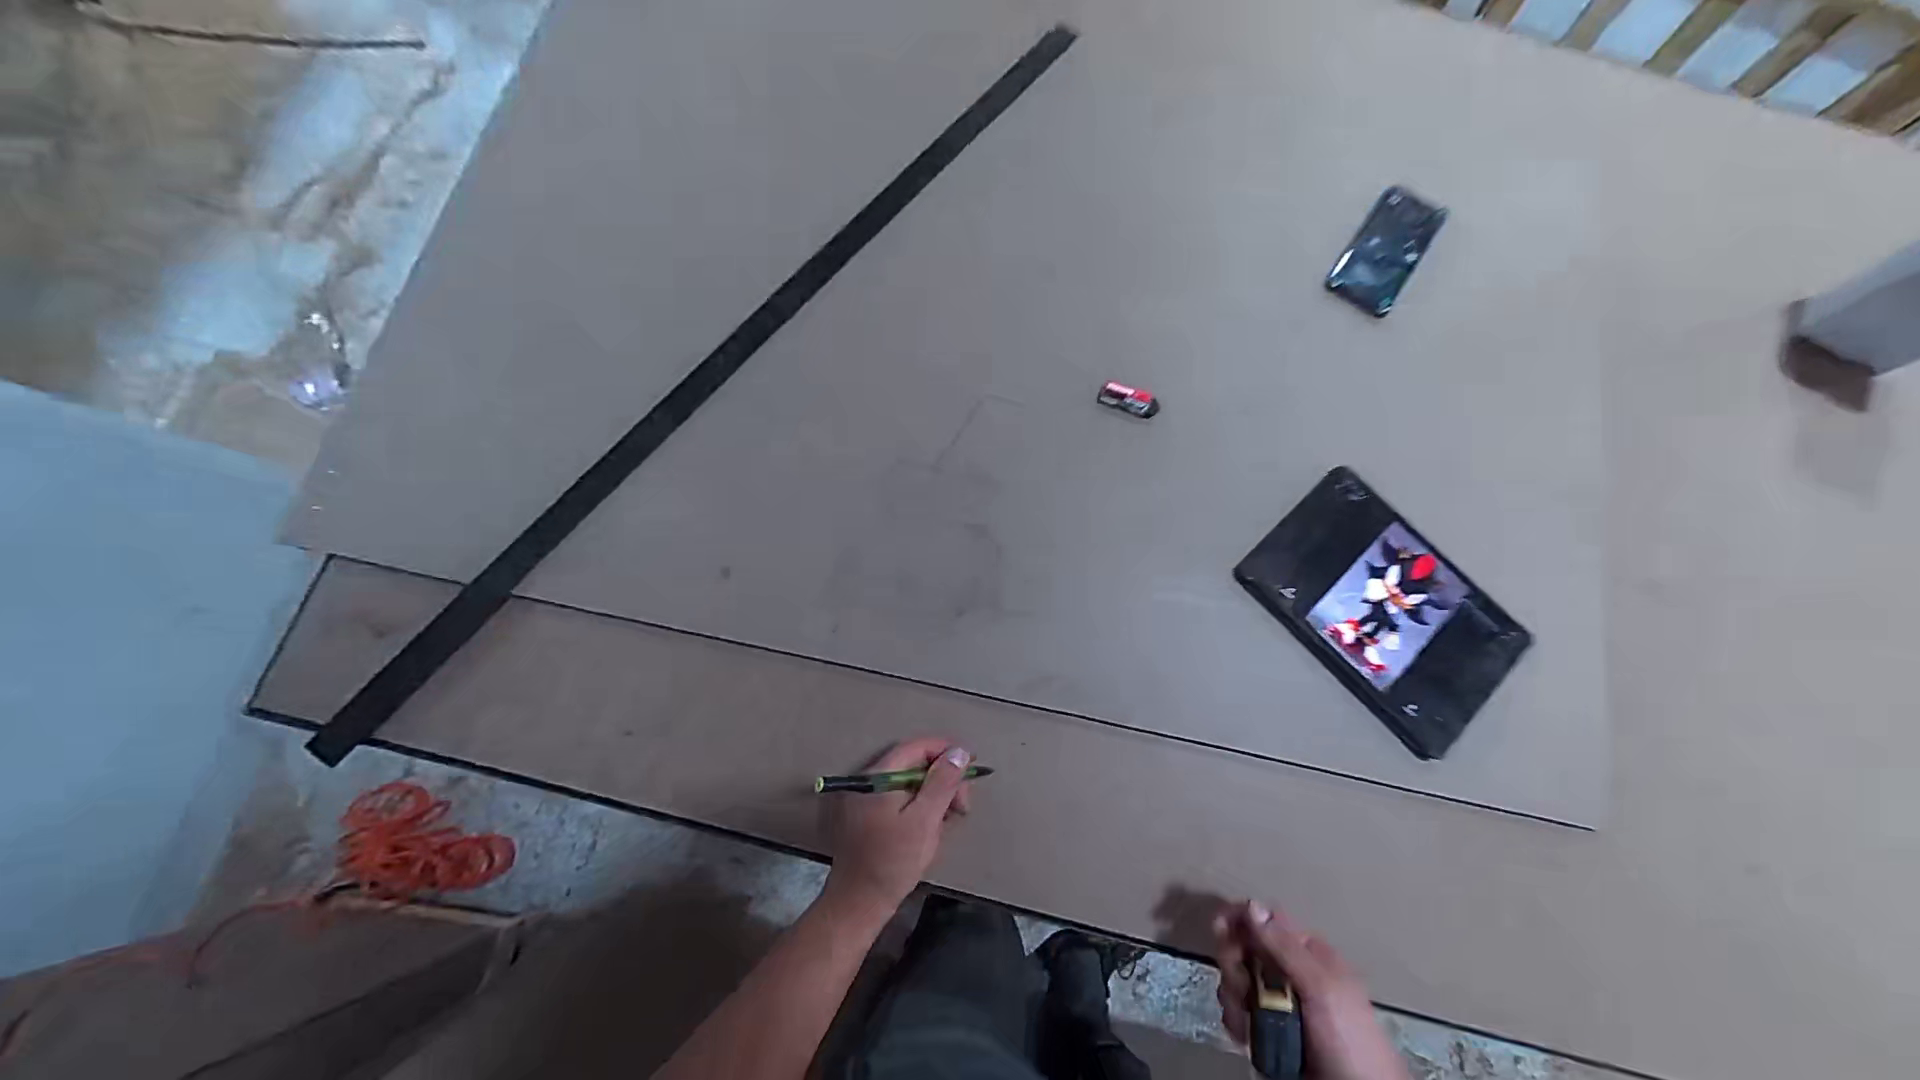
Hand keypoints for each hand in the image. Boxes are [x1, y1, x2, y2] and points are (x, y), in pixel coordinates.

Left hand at [822, 737, 974, 913]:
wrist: (859, 903)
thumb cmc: (893, 861)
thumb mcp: (924, 820)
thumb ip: (942, 783)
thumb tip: (958, 751)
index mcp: (879, 776)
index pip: (917, 747)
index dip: (947, 750)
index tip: (971, 764)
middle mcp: (871, 780)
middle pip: (915, 764)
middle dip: (944, 778)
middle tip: (963, 804)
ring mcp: (869, 798)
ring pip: (911, 782)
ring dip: (935, 794)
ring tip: (951, 817)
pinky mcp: (871, 815)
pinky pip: (903, 798)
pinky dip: (922, 806)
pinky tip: (934, 825)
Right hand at [1213, 900, 1410, 1079]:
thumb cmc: (1350, 1043)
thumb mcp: (1323, 990)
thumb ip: (1285, 947)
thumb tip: (1252, 904)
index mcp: (1308, 953)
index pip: (1265, 919)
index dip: (1239, 919)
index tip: (1220, 929)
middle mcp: (1289, 972)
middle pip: (1244, 948)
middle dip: (1234, 965)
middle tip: (1242, 988)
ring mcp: (1278, 1002)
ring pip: (1236, 979)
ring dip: (1233, 997)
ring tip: (1247, 1022)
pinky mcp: (1268, 1029)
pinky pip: (1237, 1010)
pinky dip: (1235, 1020)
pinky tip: (1245, 1035)